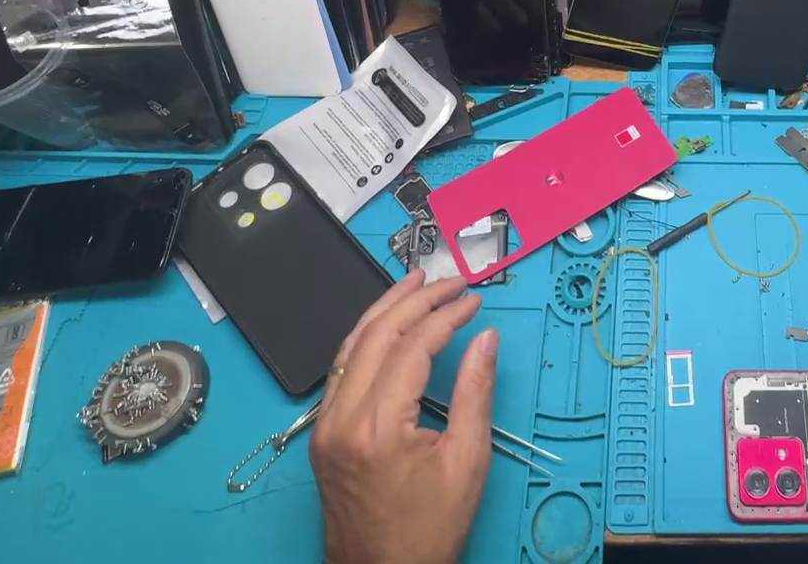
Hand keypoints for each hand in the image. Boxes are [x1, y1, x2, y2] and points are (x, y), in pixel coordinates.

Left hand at [311, 273, 498, 563]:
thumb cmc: (430, 527)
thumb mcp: (467, 460)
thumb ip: (476, 391)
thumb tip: (485, 336)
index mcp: (379, 425)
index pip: (412, 346)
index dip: (446, 315)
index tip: (474, 300)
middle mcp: (342, 418)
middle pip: (376, 334)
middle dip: (416, 298)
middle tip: (451, 280)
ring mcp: (325, 425)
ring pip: (352, 345)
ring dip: (386, 307)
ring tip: (417, 281)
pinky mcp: (323, 433)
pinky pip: (342, 367)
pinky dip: (368, 334)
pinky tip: (388, 321)